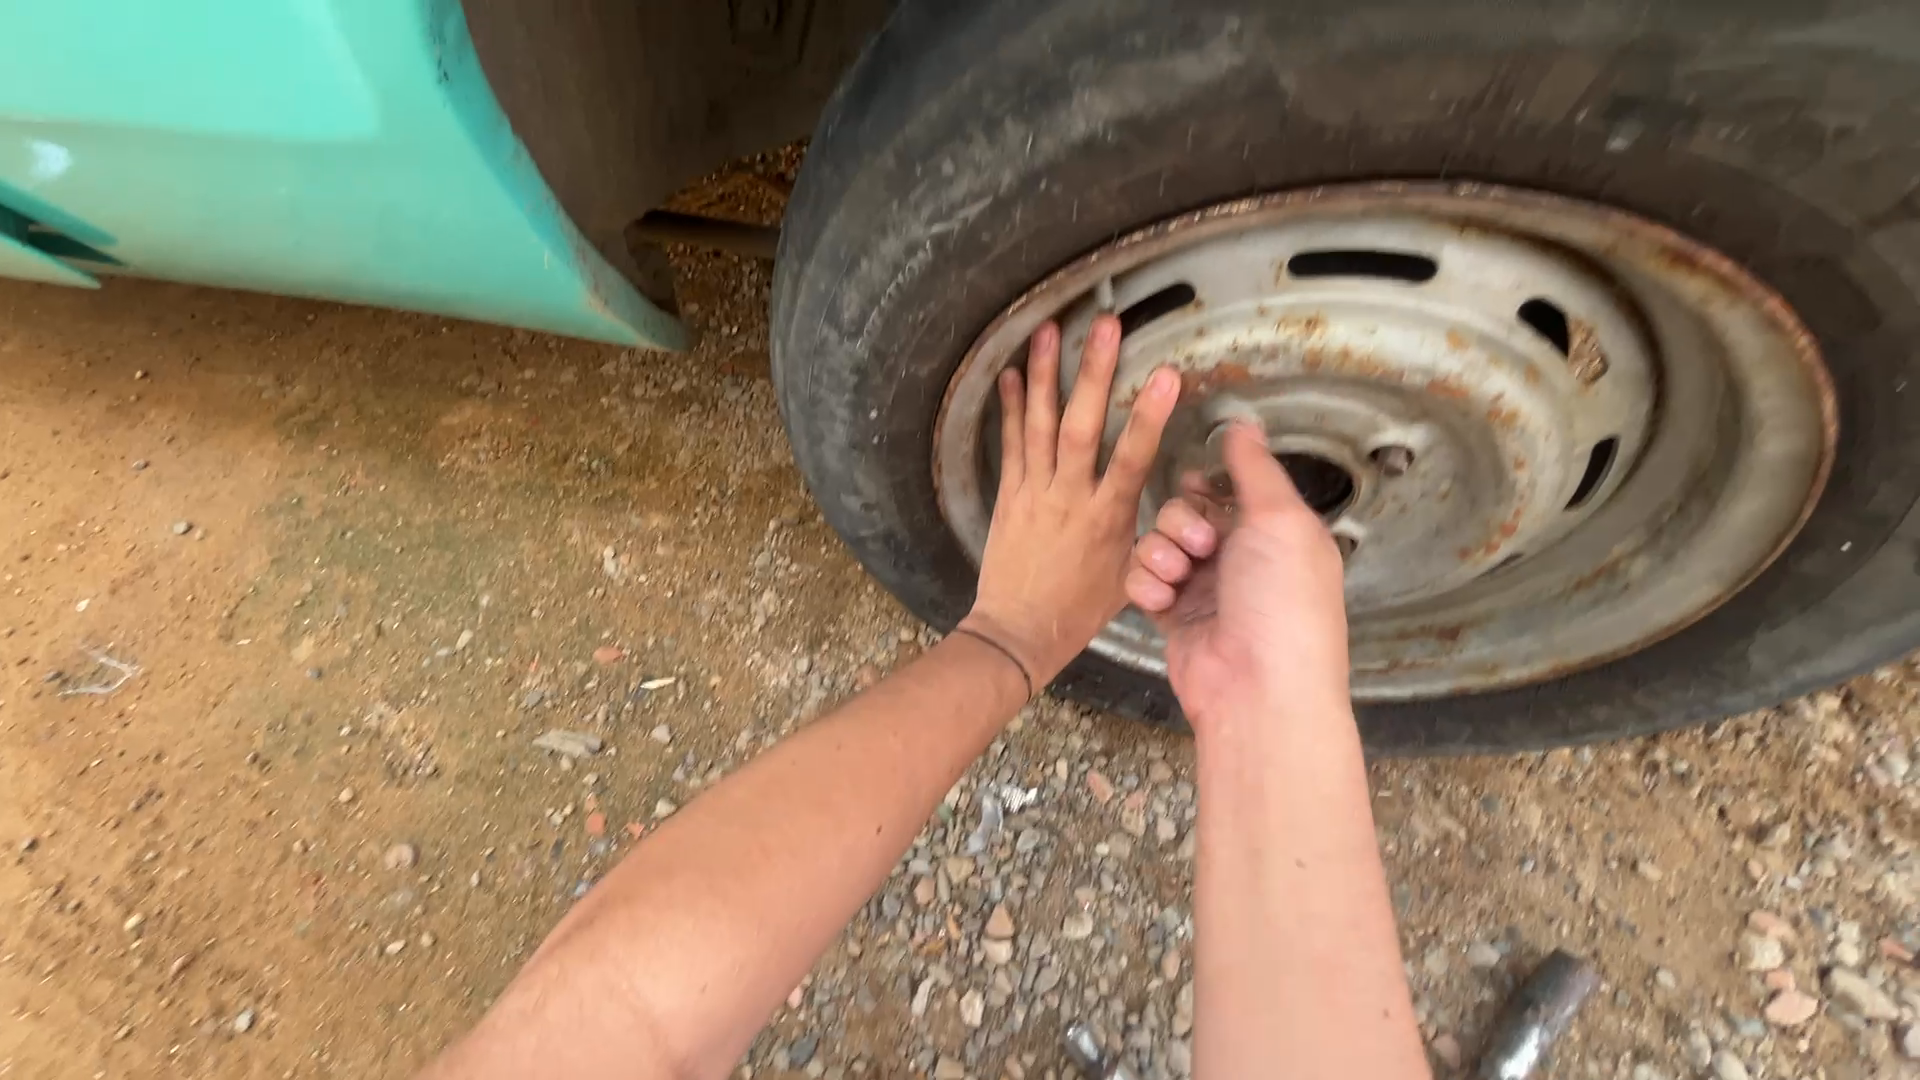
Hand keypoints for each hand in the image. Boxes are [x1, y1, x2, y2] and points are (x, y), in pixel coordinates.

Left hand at [964, 316, 1179, 683]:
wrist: (1019, 632)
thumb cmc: (1078, 611)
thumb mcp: (1126, 577)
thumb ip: (1142, 534)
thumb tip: (1167, 512)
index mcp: (1108, 519)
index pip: (1133, 459)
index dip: (1149, 416)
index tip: (1166, 375)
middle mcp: (1069, 498)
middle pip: (1081, 428)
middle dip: (1093, 373)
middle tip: (1104, 325)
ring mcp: (1033, 493)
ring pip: (1039, 427)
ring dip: (1045, 376)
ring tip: (1048, 331)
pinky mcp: (1007, 496)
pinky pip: (1009, 446)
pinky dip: (1010, 409)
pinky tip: (1010, 375)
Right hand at [1122, 423, 1349, 731]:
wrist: (1255, 686)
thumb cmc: (1282, 601)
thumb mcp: (1280, 520)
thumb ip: (1255, 468)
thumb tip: (1245, 422)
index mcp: (1273, 533)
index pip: (1228, 490)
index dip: (1207, 485)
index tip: (1199, 486)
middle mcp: (1237, 557)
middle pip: (1183, 511)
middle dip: (1181, 522)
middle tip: (1200, 545)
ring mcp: (1201, 587)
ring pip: (1156, 543)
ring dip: (1160, 553)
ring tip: (1178, 577)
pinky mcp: (1170, 614)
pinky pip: (1140, 580)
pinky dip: (1146, 586)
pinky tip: (1161, 601)